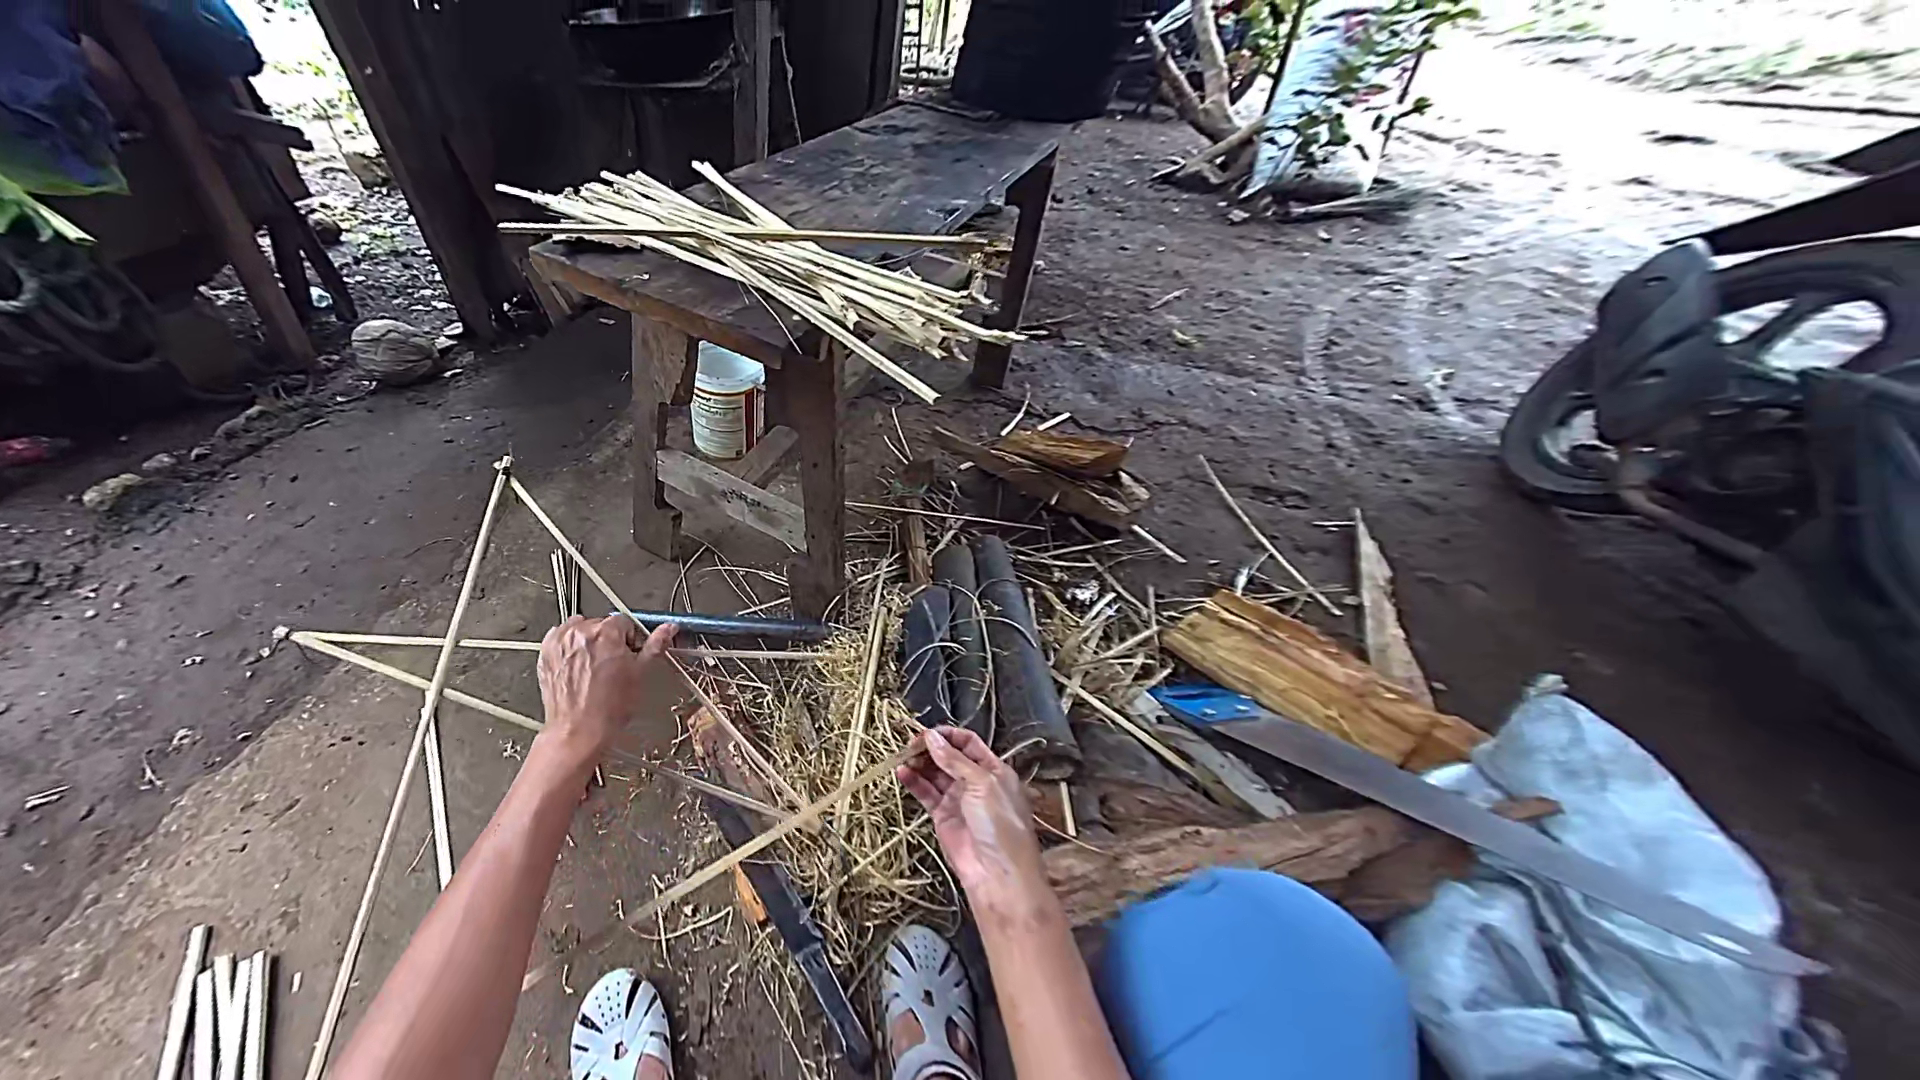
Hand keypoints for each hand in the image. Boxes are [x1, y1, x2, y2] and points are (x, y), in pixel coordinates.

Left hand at [536, 615, 675, 765]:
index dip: (631, 639)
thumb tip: (668, 628)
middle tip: (613, 664)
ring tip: (594, 666)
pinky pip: (561, 638)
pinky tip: (578, 665)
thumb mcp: (641, 672)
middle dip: (610, 640)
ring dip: (589, 641)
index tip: (630, 654)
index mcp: (606, 633)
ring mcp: (560, 643)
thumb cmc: (609, 707)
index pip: (625, 622)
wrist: (578, 730)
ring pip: (581, 630)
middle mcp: (580, 633)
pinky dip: (570, 646)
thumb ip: (655, 644)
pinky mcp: (546, 654)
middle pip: (602, 625)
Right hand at [897, 727, 1047, 917]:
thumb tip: (932, 737)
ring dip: (921, 763)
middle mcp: (976, 781)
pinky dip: (914, 782)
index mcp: (994, 769)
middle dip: (931, 748)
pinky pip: (927, 794)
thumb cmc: (1000, 824)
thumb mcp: (982, 783)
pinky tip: (902, 772)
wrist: (997, 873)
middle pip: (950, 757)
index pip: (969, 743)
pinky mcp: (943, 816)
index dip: (949, 735)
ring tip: (903, 755)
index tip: (928, 732)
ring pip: (936, 774)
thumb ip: (955, 760)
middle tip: (910, 742)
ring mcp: (959, 799)